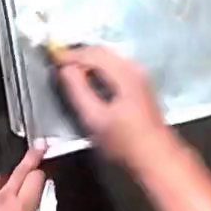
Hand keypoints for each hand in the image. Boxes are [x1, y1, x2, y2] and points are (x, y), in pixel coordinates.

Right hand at [55, 46, 178, 172]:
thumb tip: (65, 69)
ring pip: (109, 58)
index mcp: (124, 73)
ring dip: (89, 61)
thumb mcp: (95, 118)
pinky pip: (114, 67)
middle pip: (102, 52)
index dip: (70, 55)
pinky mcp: (139, 85)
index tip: (52, 58)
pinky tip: (89, 79)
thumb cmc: (125, 141)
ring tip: (69, 70)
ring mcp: (139, 75)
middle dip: (79, 55)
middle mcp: (133, 67)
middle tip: (58, 62)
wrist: (158, 158)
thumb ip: (78, 90)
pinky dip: (99, 68)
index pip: (93, 54)